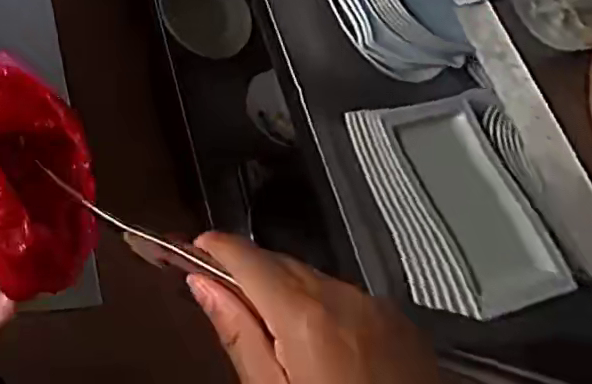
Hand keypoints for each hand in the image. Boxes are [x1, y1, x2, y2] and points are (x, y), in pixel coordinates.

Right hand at [188, 233, 442, 383]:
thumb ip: (236, 334)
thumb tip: (199, 281)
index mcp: (304, 314)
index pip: (244, 255)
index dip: (212, 248)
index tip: (188, 250)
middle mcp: (341, 295)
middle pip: (277, 262)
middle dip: (248, 272)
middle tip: (223, 295)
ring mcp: (377, 307)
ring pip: (311, 277)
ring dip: (286, 289)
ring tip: (276, 330)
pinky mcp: (403, 324)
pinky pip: (346, 297)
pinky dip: (324, 306)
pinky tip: (322, 342)